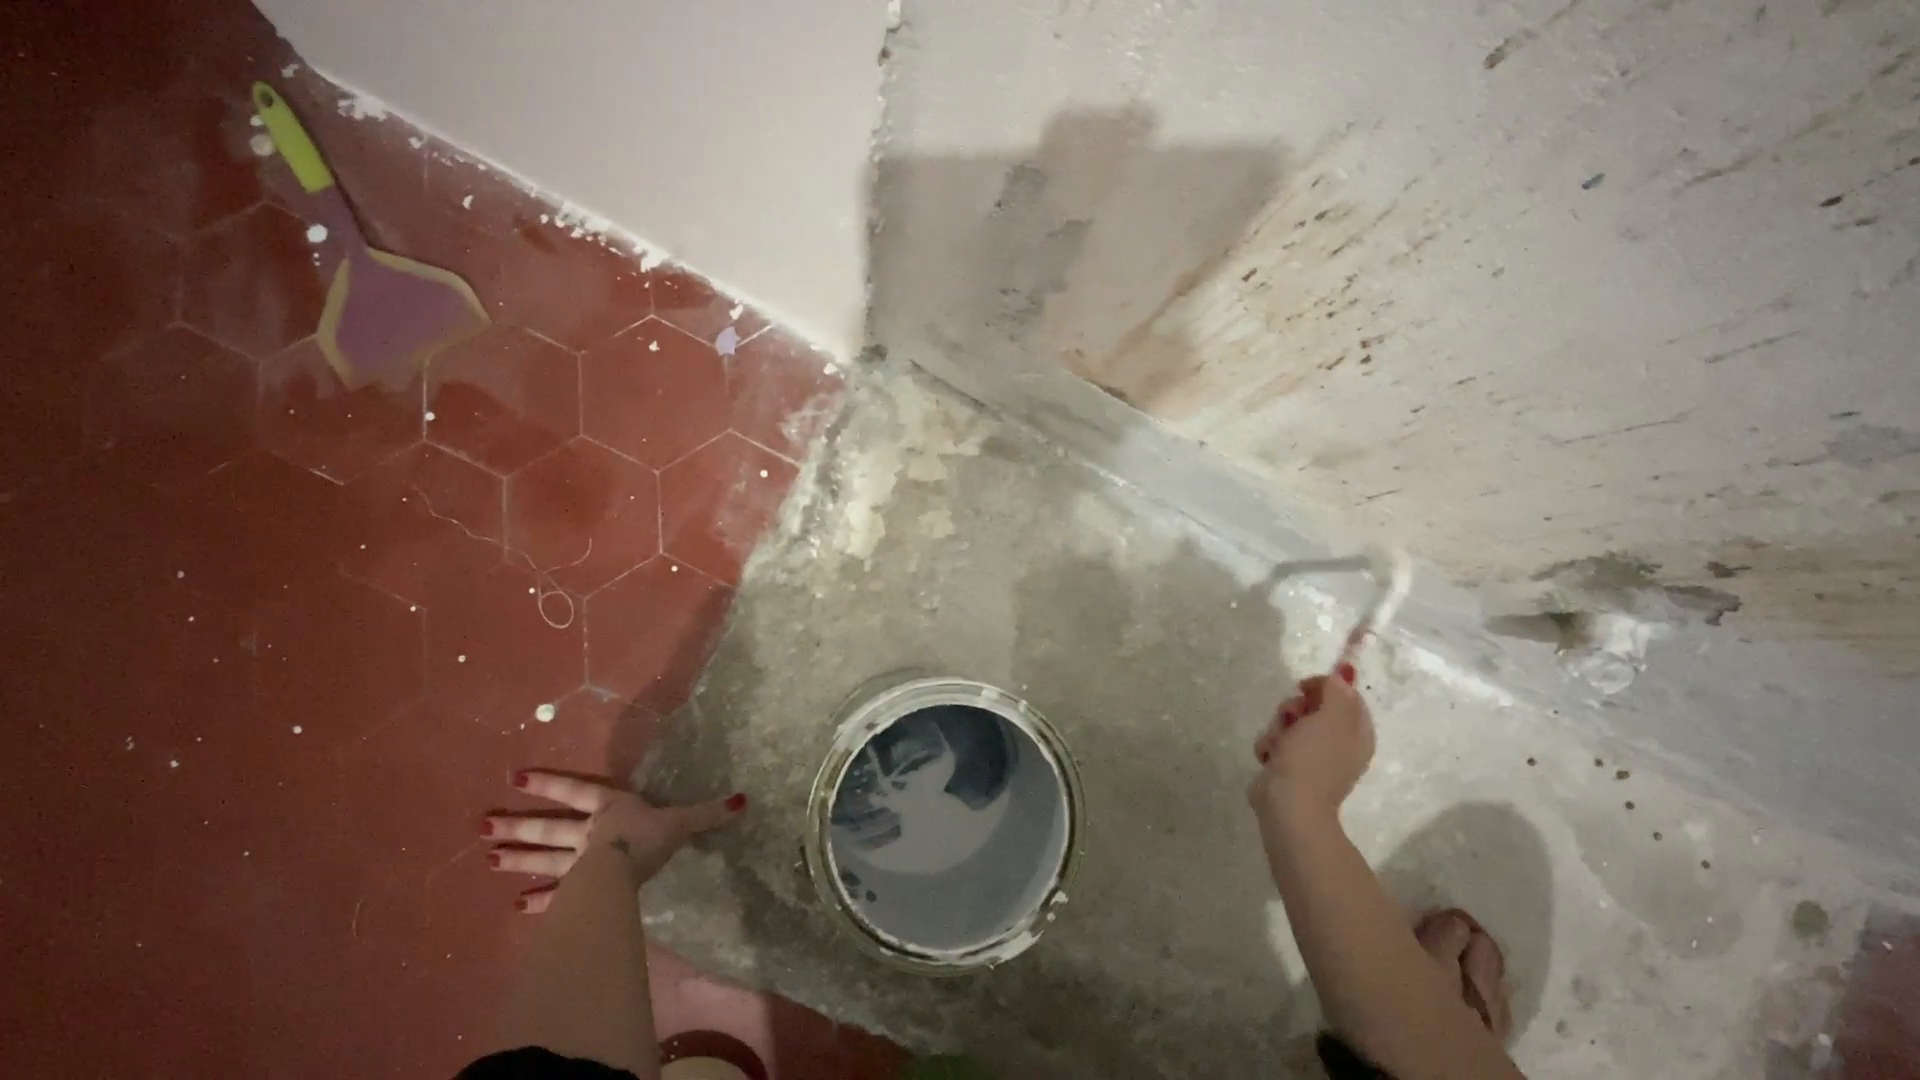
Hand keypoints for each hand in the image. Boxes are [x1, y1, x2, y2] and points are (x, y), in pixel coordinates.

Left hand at [481, 770, 746, 912]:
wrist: (625, 872)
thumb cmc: (648, 840)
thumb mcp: (681, 821)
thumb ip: (708, 813)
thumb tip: (742, 800)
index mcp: (609, 809)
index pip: (576, 792)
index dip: (549, 785)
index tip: (515, 779)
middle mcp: (586, 833)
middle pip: (548, 828)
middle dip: (518, 826)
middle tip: (483, 826)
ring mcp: (577, 864)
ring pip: (543, 858)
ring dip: (517, 859)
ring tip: (488, 857)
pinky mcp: (578, 892)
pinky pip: (555, 896)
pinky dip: (537, 901)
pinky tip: (517, 907)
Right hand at [1249, 664, 1374, 819]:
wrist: (1288, 804)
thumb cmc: (1313, 758)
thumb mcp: (1331, 716)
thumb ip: (1337, 690)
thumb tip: (1343, 673)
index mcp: (1357, 733)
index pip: (1345, 696)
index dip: (1323, 687)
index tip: (1303, 688)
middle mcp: (1339, 744)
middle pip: (1314, 707)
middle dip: (1295, 708)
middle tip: (1290, 717)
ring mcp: (1313, 757)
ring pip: (1291, 723)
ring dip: (1278, 728)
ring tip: (1276, 742)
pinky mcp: (1289, 767)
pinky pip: (1277, 742)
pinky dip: (1270, 746)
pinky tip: (1268, 756)